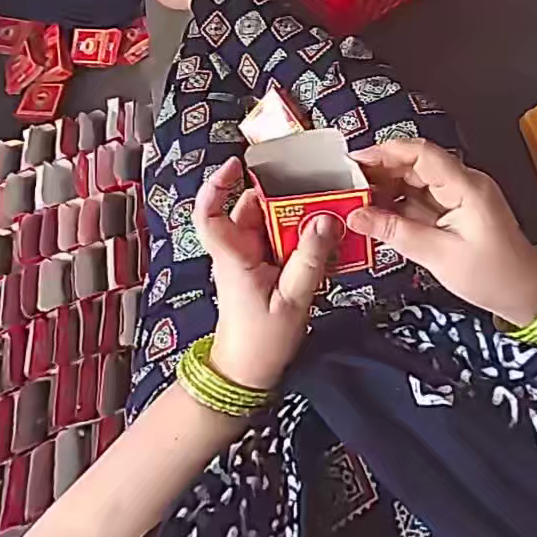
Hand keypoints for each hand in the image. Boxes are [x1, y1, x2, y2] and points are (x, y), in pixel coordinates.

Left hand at [194, 156, 338, 389]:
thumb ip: (310, 260)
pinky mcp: (264, 264)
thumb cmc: (261, 341)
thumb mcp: (292, 300)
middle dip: (281, 194)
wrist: (248, 372)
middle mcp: (238, 249)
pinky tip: (323, 235)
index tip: (236, 165)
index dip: (215, 185)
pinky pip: (282, 237)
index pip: (209, 213)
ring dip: (296, 214)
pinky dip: (301, 233)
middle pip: (252, 207)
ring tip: (327, 207)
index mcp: (233, 255)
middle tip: (316, 187)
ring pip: (271, 220)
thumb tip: (326, 219)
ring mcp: (250, 256)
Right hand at [347, 138, 536, 326]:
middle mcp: (463, 182)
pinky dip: (397, 202)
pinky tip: (376, 212)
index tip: (355, 161)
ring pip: (414, 179)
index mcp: (466, 186)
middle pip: (414, 162)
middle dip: (380, 170)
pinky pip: (420, 196)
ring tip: (356, 199)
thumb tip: (356, 216)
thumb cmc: (493, 276)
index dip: (385, 152)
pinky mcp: (454, 208)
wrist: (529, 294)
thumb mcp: (439, 256)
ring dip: (385, 186)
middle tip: (348, 183)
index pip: (421, 153)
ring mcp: (458, 194)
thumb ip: (395, 232)